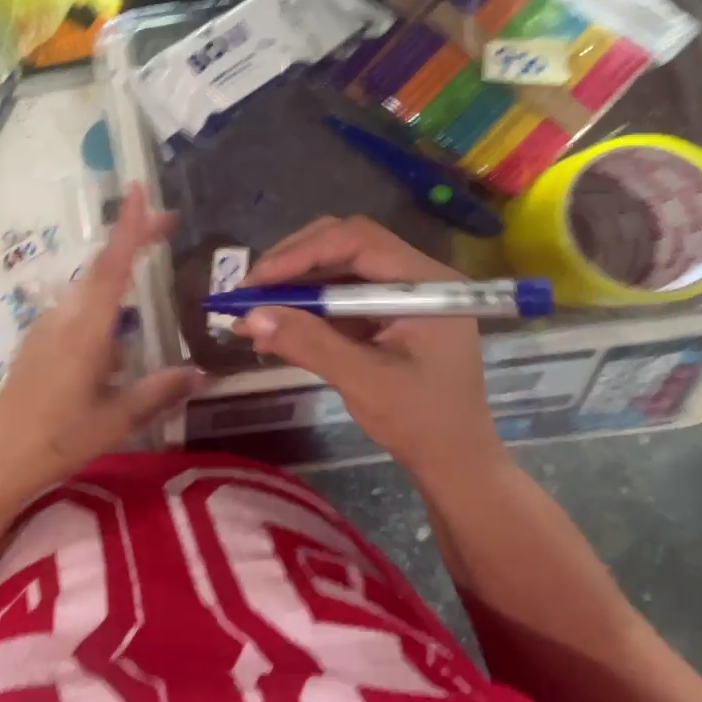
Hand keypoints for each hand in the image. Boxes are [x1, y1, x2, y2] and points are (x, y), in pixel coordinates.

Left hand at [0, 185, 204, 499]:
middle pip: (100, 270)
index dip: (127, 227)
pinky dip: (102, 306)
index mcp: (85, 330)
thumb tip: (201, 373)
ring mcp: (45, 330)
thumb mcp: (117, 419)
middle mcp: (63, 320)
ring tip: (149, 274)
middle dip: (132, 243)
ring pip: (87, 291)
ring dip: (117, 276)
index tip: (138, 190)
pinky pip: (75, 313)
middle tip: (168, 225)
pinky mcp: (37, 345)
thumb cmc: (59, 439)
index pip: (111, 267)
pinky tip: (117, 335)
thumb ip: (159, 392)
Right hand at [233, 216, 503, 477]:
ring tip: (249, 315)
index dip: (301, 254)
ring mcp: (397, 296)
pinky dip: (300, 310)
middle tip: (247, 293)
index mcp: (424, 284)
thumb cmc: (421, 420)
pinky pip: (333, 298)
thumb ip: (309, 343)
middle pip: (341, 245)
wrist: (453, 459)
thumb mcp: (363, 381)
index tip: (256, 283)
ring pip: (332, 270)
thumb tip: (250, 317)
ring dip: (289, 290)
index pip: (356, 241)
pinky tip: (270, 332)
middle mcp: (412, 278)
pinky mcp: (382, 316)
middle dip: (290, 265)